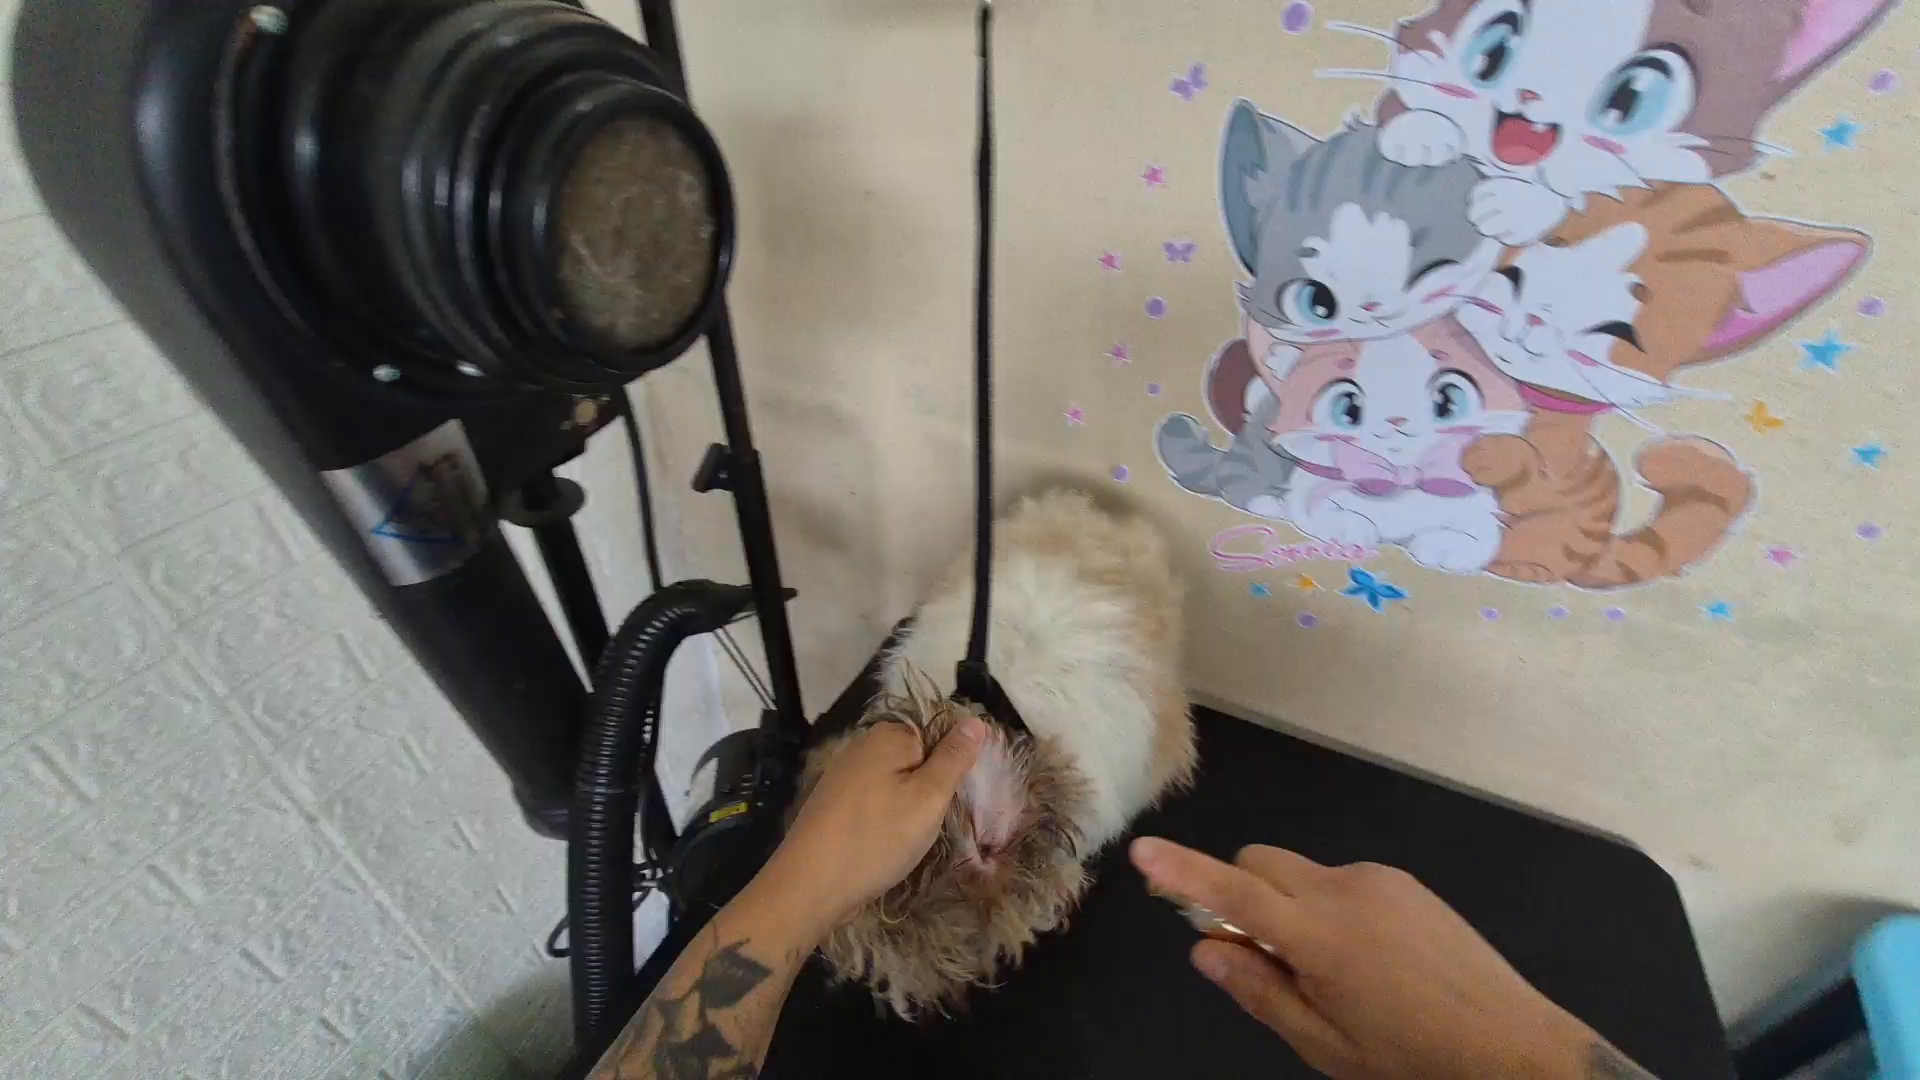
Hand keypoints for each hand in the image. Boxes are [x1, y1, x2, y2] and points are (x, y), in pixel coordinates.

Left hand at [763, 716, 985, 936]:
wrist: (808, 886)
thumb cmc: (877, 838)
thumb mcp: (928, 798)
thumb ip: (954, 757)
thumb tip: (975, 720)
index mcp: (889, 735)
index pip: (938, 732)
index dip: (954, 762)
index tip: (959, 796)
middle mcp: (863, 744)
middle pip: (916, 755)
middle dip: (931, 784)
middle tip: (938, 820)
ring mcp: (844, 773)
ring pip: (895, 779)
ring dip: (910, 803)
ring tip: (915, 836)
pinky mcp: (833, 801)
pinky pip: (874, 797)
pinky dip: (886, 815)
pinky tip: (888, 840)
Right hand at [1131, 838, 1634, 1079]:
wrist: (1526, 1055)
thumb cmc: (1416, 1063)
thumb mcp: (1329, 1047)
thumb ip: (1260, 990)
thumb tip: (1205, 947)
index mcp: (1320, 939)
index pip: (1234, 894)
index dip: (1183, 872)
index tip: (1142, 853)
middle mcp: (1341, 891)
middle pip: (1257, 863)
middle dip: (1239, 890)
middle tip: (1256, 947)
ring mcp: (1374, 879)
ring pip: (1297, 872)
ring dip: (1288, 904)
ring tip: (1334, 966)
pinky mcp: (1400, 880)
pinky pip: (1339, 880)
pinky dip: (1328, 906)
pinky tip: (1372, 956)